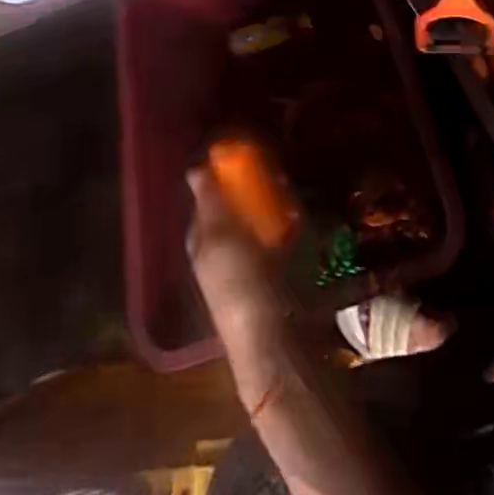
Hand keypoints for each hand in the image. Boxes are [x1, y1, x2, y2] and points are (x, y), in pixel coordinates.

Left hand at [187, 167, 287, 363]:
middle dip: (253, 187)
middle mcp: (225, 250)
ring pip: (262, 220)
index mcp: (204, 242)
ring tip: (286, 187)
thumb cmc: (241, 284)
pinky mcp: (278, 272)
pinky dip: (290, 223)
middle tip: (270, 171)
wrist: (276, 338)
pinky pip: (283, 238)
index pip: (209, 199)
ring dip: (274, 201)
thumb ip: (210, 202)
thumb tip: (195, 168)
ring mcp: (252, 262)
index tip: (243, 156)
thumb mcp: (219, 238)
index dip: (223, 177)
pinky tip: (298, 215)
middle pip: (238, 206)